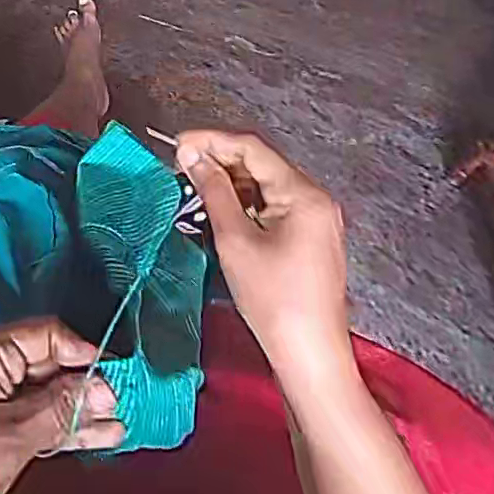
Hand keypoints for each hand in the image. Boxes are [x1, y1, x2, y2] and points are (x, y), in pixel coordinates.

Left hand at [0, 317, 122, 493]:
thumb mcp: (14, 435)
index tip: (119, 370)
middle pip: (48, 360)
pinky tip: (100, 436)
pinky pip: (37, 416)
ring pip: (46, 392)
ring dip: (80, 407)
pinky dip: (64, 426)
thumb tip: (104, 385)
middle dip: (85, 380)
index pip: (47, 333)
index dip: (83, 349)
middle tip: (123, 403)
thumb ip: (61, 407)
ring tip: (120, 424)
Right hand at [176, 130, 349, 365]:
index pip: (252, 149)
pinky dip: (244, 200)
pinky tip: (219, 207)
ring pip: (264, 182)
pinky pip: (272, 203)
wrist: (308, 352)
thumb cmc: (273, 299)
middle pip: (261, 162)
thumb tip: (193, 156)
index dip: (212, 141)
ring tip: (194, 185)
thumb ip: (213, 191)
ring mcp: (315, 217)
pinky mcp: (308, 234)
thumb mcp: (235, 240)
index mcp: (303, 195)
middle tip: (181, 164)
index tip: (178, 144)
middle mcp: (315, 198)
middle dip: (219, 159)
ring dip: (229, 180)